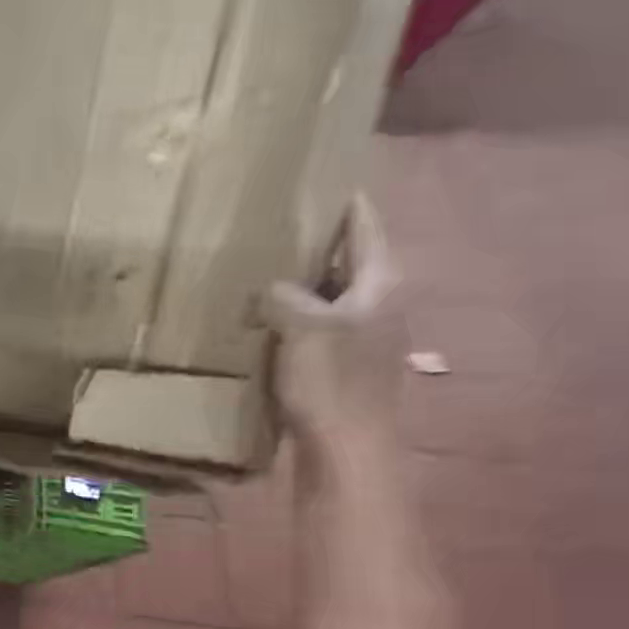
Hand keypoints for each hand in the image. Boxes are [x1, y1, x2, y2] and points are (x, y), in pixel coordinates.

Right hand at [266, 194, 405, 451]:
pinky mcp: (330, 362)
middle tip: (263, 223)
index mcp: (380, 285)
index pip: (364, 227)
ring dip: (290, 281)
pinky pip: (304, 324)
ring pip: (320, 293)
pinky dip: (281, 314)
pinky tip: (249, 318)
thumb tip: (269, 286)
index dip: (342, 201)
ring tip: (248, 265)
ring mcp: (353, 335)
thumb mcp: (305, 329)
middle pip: (342, 259)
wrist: (344, 448)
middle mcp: (374, 303)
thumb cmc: (332, 384)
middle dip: (308, 241)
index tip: (313, 179)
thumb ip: (286, 296)